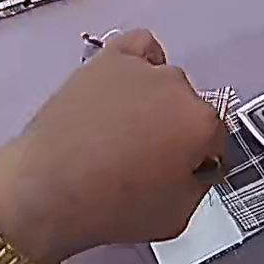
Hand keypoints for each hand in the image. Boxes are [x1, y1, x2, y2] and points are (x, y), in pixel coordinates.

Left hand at [0, 31, 225, 263]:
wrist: (46, 191)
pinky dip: (142, 63)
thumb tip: (197, 169)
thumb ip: (199, 186)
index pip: (217, 140)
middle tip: (150, 158)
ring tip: (128, 128)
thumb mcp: (177, 216)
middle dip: (178, 133)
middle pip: (192, 109)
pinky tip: (130, 86)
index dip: (201, 160)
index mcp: (202, 127)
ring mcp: (143, 70)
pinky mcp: (108, 60)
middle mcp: (179, 89)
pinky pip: (140, 46)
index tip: (184, 172)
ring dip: (158, 102)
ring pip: (168, 82)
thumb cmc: (110, 208)